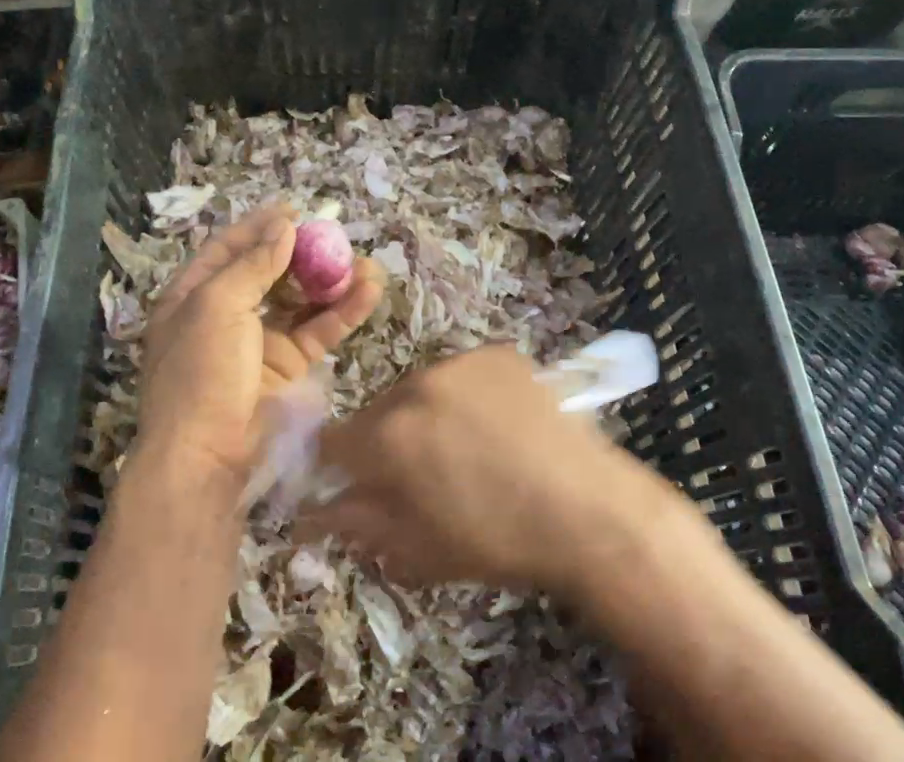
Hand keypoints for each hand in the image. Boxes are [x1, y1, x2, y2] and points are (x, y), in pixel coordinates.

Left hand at [138, 204, 384, 482]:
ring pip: (300, 302)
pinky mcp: (287, 367)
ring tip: (366, 264)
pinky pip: (318, 331)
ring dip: (331, 282)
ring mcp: (258, 342)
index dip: (259, 227)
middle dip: (304, 254)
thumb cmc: (201, 371)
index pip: (228, 249)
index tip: (295, 209)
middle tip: (337, 238)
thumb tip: (283, 227)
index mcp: (193, 295)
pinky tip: (369, 291)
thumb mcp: (217, 306)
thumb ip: (254, 264)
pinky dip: (343, 312)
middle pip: (269, 272)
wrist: (206, 456)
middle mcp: (225, 314)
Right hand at [301, 346, 666, 593]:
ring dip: (426, 415)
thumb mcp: (416, 548)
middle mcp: (415, 386)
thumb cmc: (497, 541)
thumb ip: (356, 522)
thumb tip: (314, 511)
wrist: (589, 513)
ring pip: (420, 390)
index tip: (362, 485)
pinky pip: (463, 375)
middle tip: (422, 476)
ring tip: (466, 450)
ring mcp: (460, 364)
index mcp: (386, 436)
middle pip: (377, 412)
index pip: (333, 441)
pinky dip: (467, 397)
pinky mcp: (499, 355)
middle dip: (386, 441)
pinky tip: (497, 428)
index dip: (341, 467)